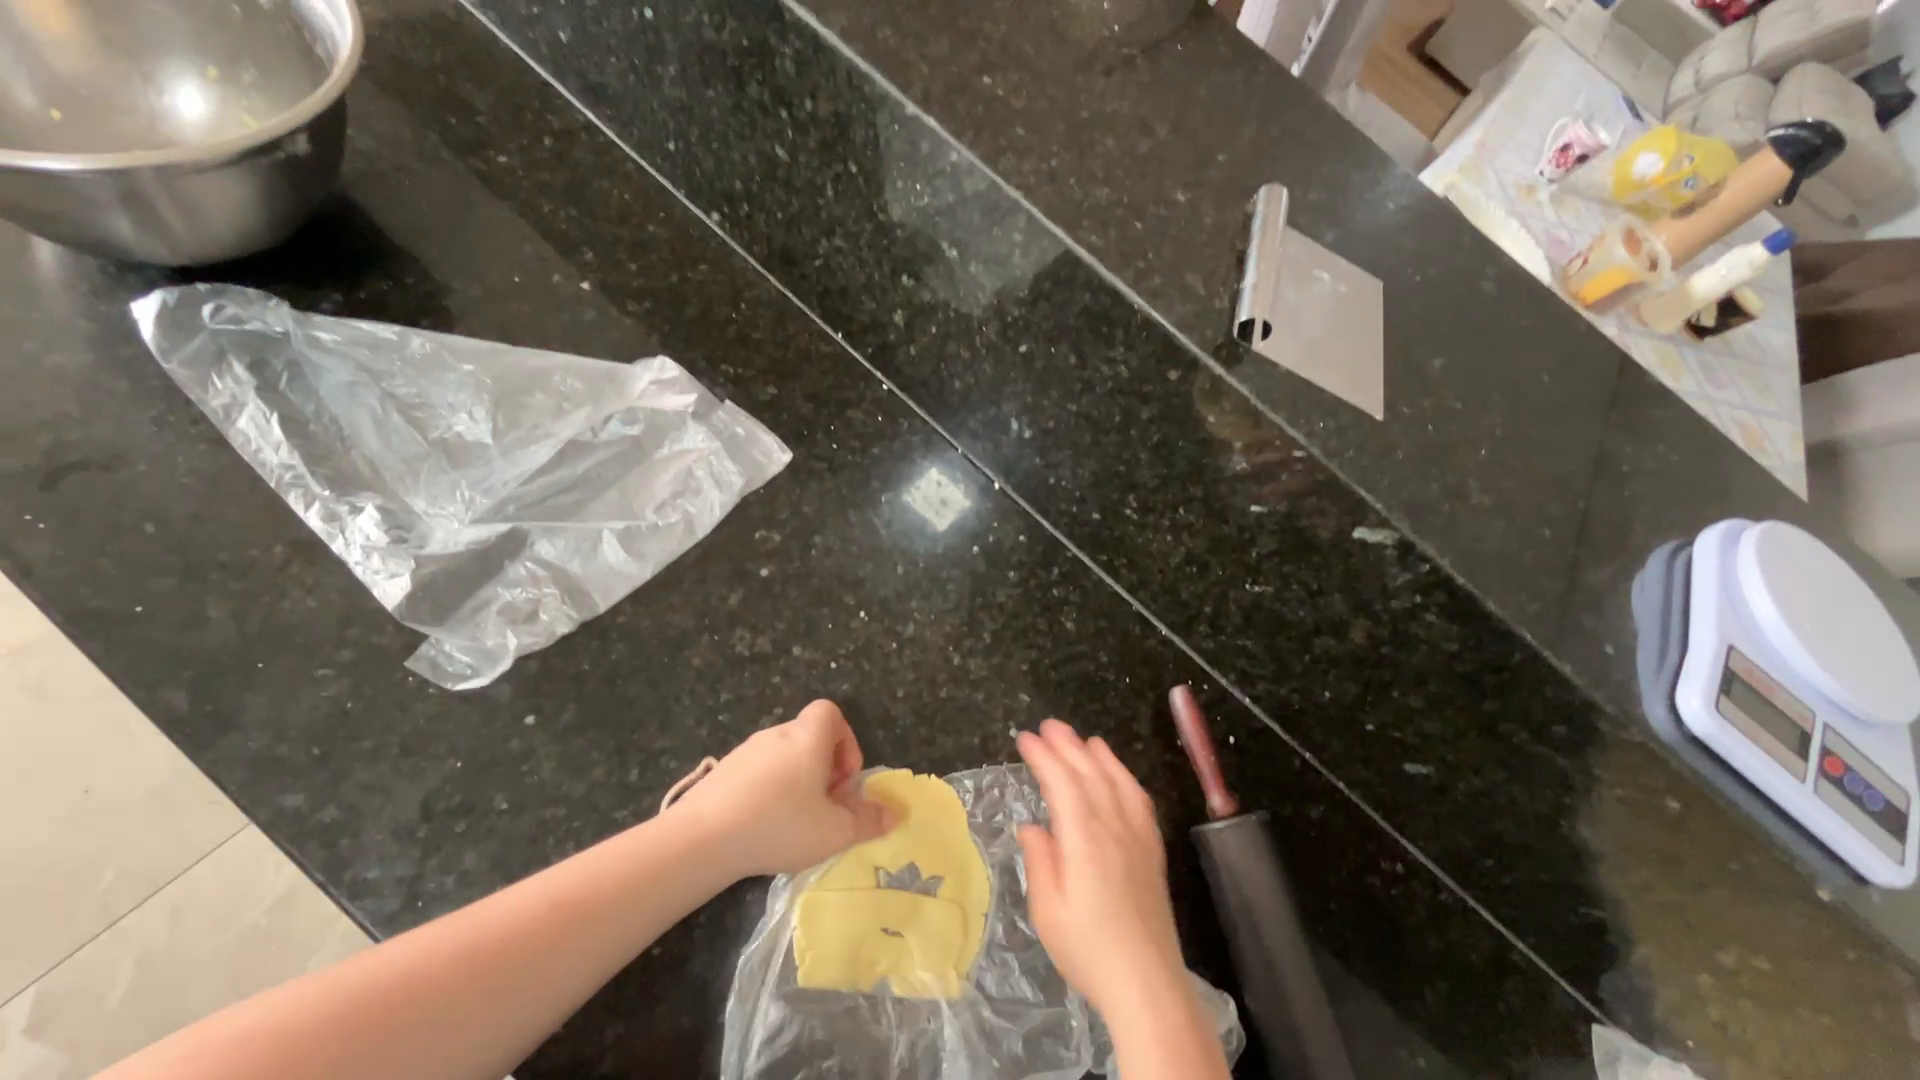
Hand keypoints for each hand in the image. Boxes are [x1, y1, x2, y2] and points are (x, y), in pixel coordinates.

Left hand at [667, 700, 893, 878]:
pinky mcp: (720, 773)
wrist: (703, 839)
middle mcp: (776, 735)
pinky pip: (756, 774)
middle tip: (825, 807)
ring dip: (795, 782)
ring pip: (782, 757)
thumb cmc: (781, 825)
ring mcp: (744, 752)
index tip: (844, 780)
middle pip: (808, 738)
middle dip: (823, 769)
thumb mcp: (835, 831)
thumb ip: (868, 821)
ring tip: (795, 822)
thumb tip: (893, 813)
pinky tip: (762, 828)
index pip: (830, 713)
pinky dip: (767, 792)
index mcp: (807, 738)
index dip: (846, 741)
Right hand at [1015, 719, 1186, 1019]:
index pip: (1063, 783)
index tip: (1024, 738)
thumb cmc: (1087, 949)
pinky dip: (1125, 778)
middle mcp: (1115, 828)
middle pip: (1091, 774)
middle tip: (1048, 725)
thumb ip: (1040, 860)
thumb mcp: (1047, 909)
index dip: (1043, 757)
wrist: (1146, 982)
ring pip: (1118, 782)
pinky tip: (1118, 775)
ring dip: (1098, 756)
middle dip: (1068, 746)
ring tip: (1082, 739)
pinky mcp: (1154, 852)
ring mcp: (1139, 838)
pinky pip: (1140, 801)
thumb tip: (1032, 826)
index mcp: (1085, 839)